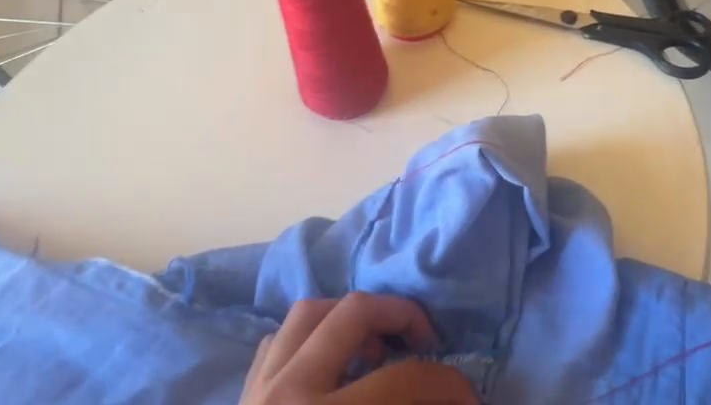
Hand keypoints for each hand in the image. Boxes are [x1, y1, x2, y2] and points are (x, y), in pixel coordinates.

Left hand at [238, 293, 475, 404]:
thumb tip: (453, 391)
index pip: (402, 380)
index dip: (446, 384)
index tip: (468, 394)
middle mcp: (286, 393)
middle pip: (350, 314)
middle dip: (399, 317)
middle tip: (426, 342)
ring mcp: (256, 391)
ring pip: (306, 314)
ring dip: (348, 319)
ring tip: (377, 348)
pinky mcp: (242, 396)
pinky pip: (276, 344)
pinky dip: (308, 341)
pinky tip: (331, 365)